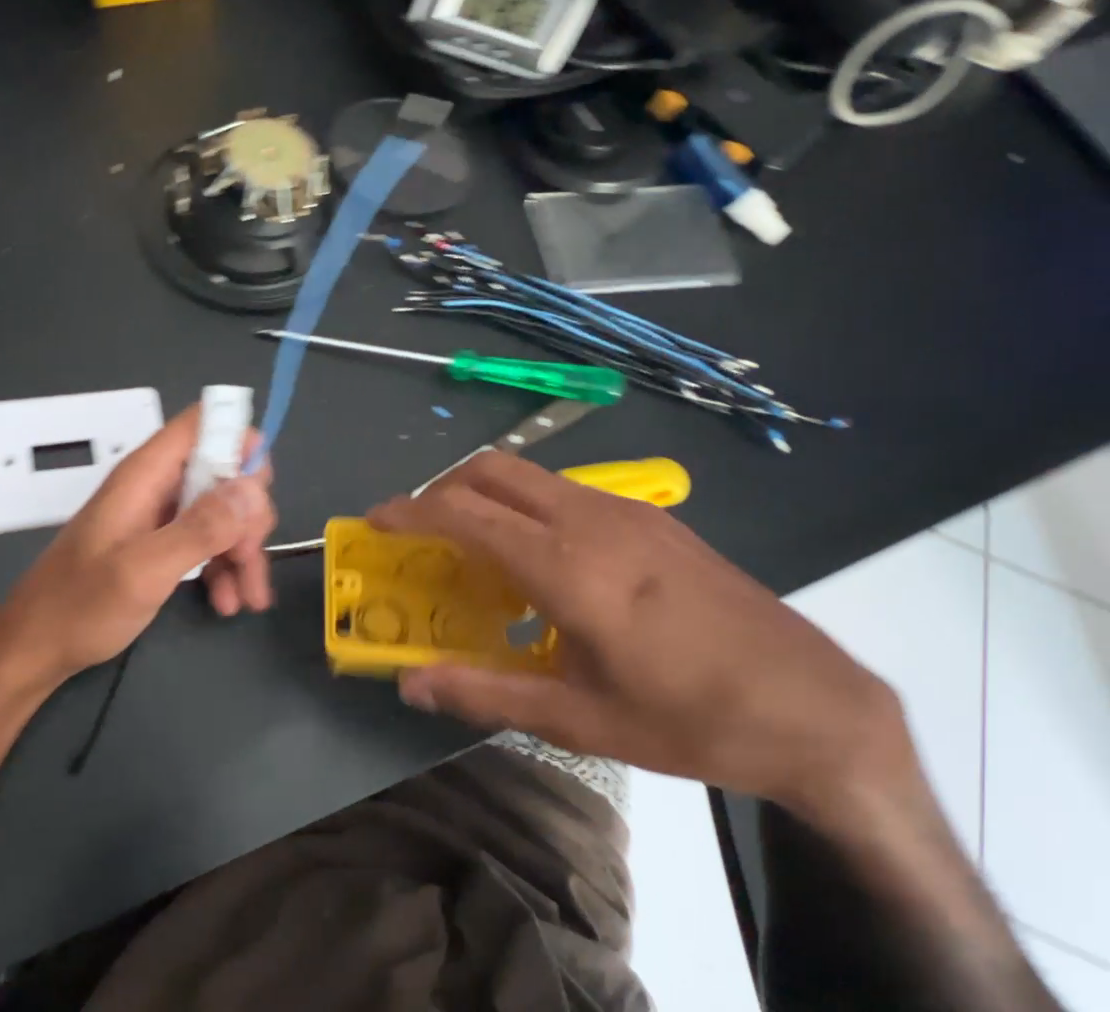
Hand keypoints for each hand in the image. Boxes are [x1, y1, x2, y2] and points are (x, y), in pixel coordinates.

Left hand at [0, 404, 276, 688]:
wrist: (37, 647)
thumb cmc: (81, 606)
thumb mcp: (145, 569)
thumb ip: (200, 527)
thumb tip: (252, 487)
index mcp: (144, 476)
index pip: (201, 425)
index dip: (240, 441)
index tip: (264, 486)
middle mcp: (153, 488)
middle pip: (222, 474)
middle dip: (248, 514)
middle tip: (251, 557)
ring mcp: (155, 519)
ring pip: (220, 515)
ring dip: (242, 551)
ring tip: (250, 597)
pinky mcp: (156, 548)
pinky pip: (204, 544)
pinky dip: (222, 569)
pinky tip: (228, 603)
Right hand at [368, 450, 918, 816]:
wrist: (817, 709)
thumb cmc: (689, 720)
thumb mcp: (578, 721)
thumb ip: (483, 693)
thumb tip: (408, 683)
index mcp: (568, 567)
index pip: (464, 513)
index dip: (409, 512)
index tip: (374, 523)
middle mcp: (594, 521)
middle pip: (492, 470)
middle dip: (441, 491)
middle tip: (419, 536)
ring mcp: (632, 513)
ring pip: (532, 476)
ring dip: (486, 498)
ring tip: (473, 554)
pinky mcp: (659, 521)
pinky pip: (569, 493)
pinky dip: (528, 508)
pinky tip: (541, 565)